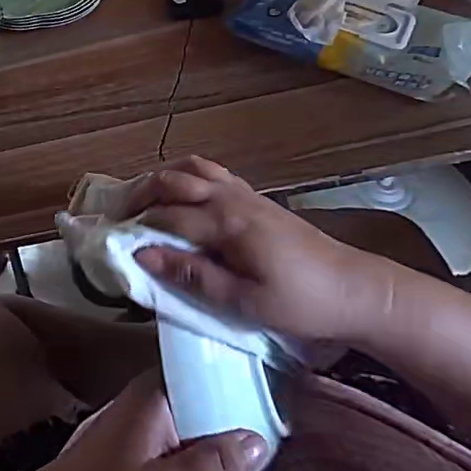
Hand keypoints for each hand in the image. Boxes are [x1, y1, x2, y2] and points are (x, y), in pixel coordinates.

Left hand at [30, 369, 269, 470]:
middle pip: (206, 387)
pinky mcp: (143, 429)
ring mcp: (144, 408)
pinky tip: (222, 458)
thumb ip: (214, 468)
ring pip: (197, 409)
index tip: (275, 390)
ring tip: (259, 441)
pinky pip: (186, 424)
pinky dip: (205, 439)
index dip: (242, 376)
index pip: (207, 365)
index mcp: (155, 391)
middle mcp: (149, 389)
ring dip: (222, 427)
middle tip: (276, 423)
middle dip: (237, 407)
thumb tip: (258, 440)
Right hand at [127, 156, 396, 343]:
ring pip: (190, 168)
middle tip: (119, 217)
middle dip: (139, 195)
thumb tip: (144, 256)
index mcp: (226, 223)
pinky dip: (186, 175)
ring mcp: (243, 193)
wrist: (357, 289)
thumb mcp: (244, 301)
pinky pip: (210, 171)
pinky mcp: (254, 196)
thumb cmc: (301, 302)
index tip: (114, 244)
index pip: (166, 217)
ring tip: (142, 200)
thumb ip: (193, 275)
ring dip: (160, 180)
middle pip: (172, 181)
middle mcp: (230, 198)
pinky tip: (180, 194)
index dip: (136, 229)